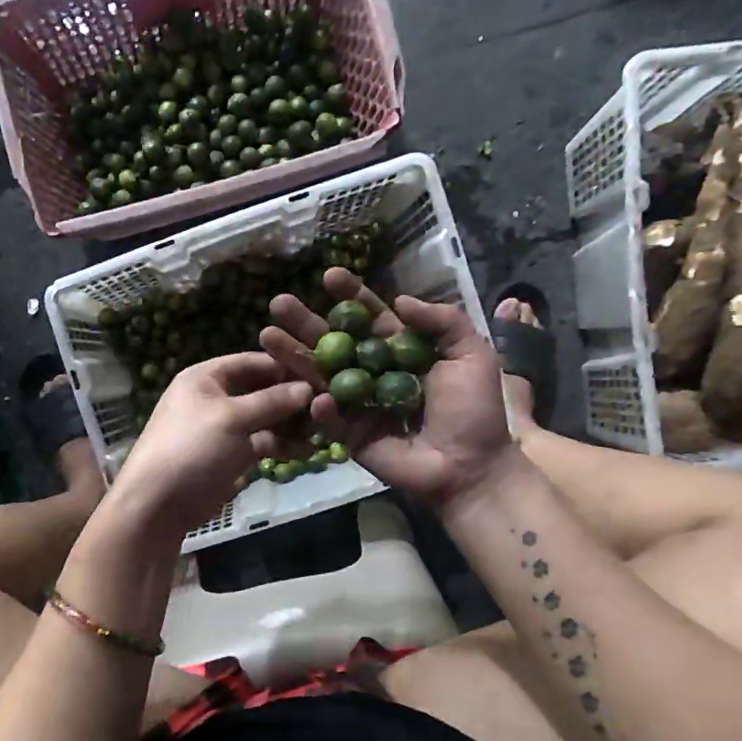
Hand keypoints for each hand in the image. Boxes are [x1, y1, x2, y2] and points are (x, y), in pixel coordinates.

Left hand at [112, 352, 314, 535]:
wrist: (157, 504)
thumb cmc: (191, 448)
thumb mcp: (231, 418)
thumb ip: (271, 401)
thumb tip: (308, 389)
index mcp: (206, 377)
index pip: (251, 361)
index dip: (283, 366)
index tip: (318, 373)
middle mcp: (215, 397)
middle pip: (261, 389)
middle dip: (291, 398)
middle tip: (327, 403)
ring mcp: (224, 427)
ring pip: (265, 418)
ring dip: (291, 423)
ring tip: (323, 429)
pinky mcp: (231, 454)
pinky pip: (262, 442)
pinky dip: (282, 445)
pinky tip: (308, 451)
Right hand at [261, 269, 514, 508]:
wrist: (470, 465)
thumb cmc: (474, 409)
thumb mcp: (471, 354)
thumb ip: (442, 321)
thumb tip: (399, 300)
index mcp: (401, 350)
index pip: (370, 317)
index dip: (350, 296)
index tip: (329, 275)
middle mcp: (373, 371)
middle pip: (335, 341)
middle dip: (307, 322)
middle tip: (279, 302)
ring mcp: (358, 403)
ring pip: (322, 375)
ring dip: (294, 357)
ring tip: (267, 336)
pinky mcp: (350, 434)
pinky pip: (330, 418)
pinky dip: (319, 407)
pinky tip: (310, 393)